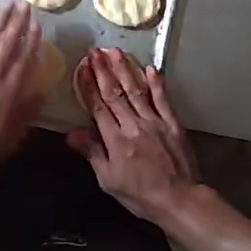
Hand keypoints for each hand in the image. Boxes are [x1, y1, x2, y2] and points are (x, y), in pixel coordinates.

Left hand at [0, 3, 43, 186]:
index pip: (24, 60)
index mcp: (10, 92)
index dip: (32, 41)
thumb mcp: (13, 135)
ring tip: (8, 6)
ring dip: (0, 22)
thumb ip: (28, 109)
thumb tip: (43, 87)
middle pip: (7, 44)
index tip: (38, 24)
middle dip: (17, 23)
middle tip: (24, 3)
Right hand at [65, 49, 201, 224]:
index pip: (98, 106)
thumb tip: (72, 133)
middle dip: (103, 70)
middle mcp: (133, 125)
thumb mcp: (108, 180)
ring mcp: (155, 121)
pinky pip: (162, 99)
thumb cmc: (140, 195)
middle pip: (115, 93)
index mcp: (115, 140)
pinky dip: (156, 83)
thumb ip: (92, 153)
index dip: (89, 85)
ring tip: (114, 51)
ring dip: (124, 69)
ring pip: (136, 90)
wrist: (179, 199)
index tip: (82, 68)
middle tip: (94, 51)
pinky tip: (149, 68)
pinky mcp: (173, 123)